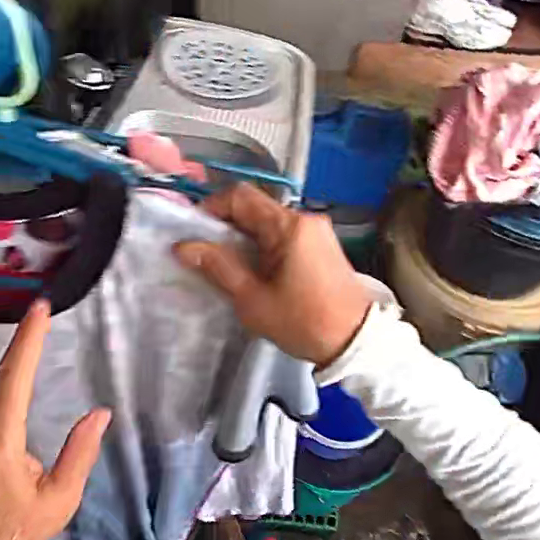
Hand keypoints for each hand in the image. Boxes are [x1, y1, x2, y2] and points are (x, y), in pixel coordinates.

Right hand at [173, 183, 371, 365]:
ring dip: (245, 239)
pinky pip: (285, 236)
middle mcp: (305, 219)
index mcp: (289, 226)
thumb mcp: (253, 300)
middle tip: (207, 255)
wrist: (355, 342)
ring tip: (229, 267)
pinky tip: (256, 272)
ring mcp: (317, 232)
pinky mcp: (323, 246)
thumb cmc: (303, 322)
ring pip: (269, 223)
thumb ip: (218, 267)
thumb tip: (184, 246)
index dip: (211, 208)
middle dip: (227, 227)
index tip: (195, 234)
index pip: (240, 196)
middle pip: (255, 208)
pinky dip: (264, 247)